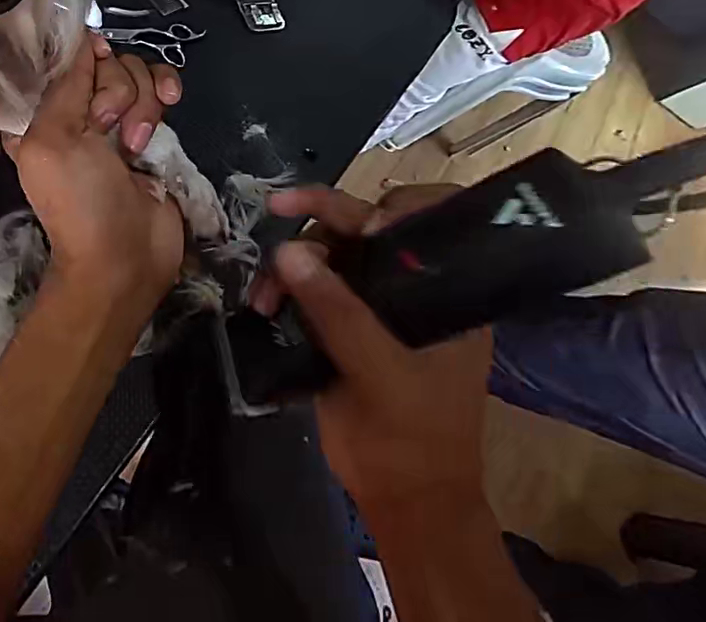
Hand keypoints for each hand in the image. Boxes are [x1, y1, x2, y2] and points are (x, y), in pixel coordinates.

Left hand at [5, 36, 184, 315]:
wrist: (125, 257)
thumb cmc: (80, 202)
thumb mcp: (52, 140)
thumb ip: (65, 85)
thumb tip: (85, 41)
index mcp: (43, 112)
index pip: (67, 57)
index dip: (86, 63)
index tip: (94, 90)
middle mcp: (80, 110)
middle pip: (109, 62)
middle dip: (118, 93)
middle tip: (111, 132)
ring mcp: (119, 119)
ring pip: (137, 72)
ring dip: (143, 103)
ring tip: (136, 146)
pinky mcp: (152, 129)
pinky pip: (161, 87)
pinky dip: (167, 89)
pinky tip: (172, 103)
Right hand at [257, 186, 488, 513]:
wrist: (399, 499)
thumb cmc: (414, 436)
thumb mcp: (380, 373)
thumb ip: (338, 312)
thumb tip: (289, 251)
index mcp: (441, 289)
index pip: (426, 221)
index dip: (393, 206)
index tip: (358, 220)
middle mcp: (409, 284)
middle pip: (365, 229)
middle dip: (320, 222)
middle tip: (277, 215)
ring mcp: (372, 301)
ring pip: (328, 253)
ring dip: (291, 263)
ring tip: (264, 296)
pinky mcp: (341, 320)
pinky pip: (309, 284)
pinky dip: (284, 286)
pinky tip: (264, 303)